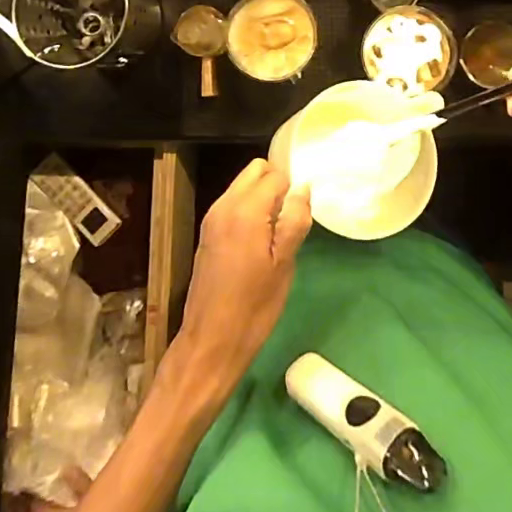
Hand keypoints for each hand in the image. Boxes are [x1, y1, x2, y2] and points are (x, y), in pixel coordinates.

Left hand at [176, 159, 311, 380]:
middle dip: (276, 182)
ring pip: (242, 184)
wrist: (211, 341)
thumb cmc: (254, 305)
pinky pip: (233, 202)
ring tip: (279, 229)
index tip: (303, 212)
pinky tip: (261, 238)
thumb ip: (295, 220)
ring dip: (262, 195)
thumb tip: (303, 188)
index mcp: (245, 209)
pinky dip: (249, 208)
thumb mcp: (285, 264)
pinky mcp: (208, 232)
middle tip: (292, 215)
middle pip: (255, 170)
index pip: (276, 175)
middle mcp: (224, 205)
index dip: (294, 189)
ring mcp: (212, 217)